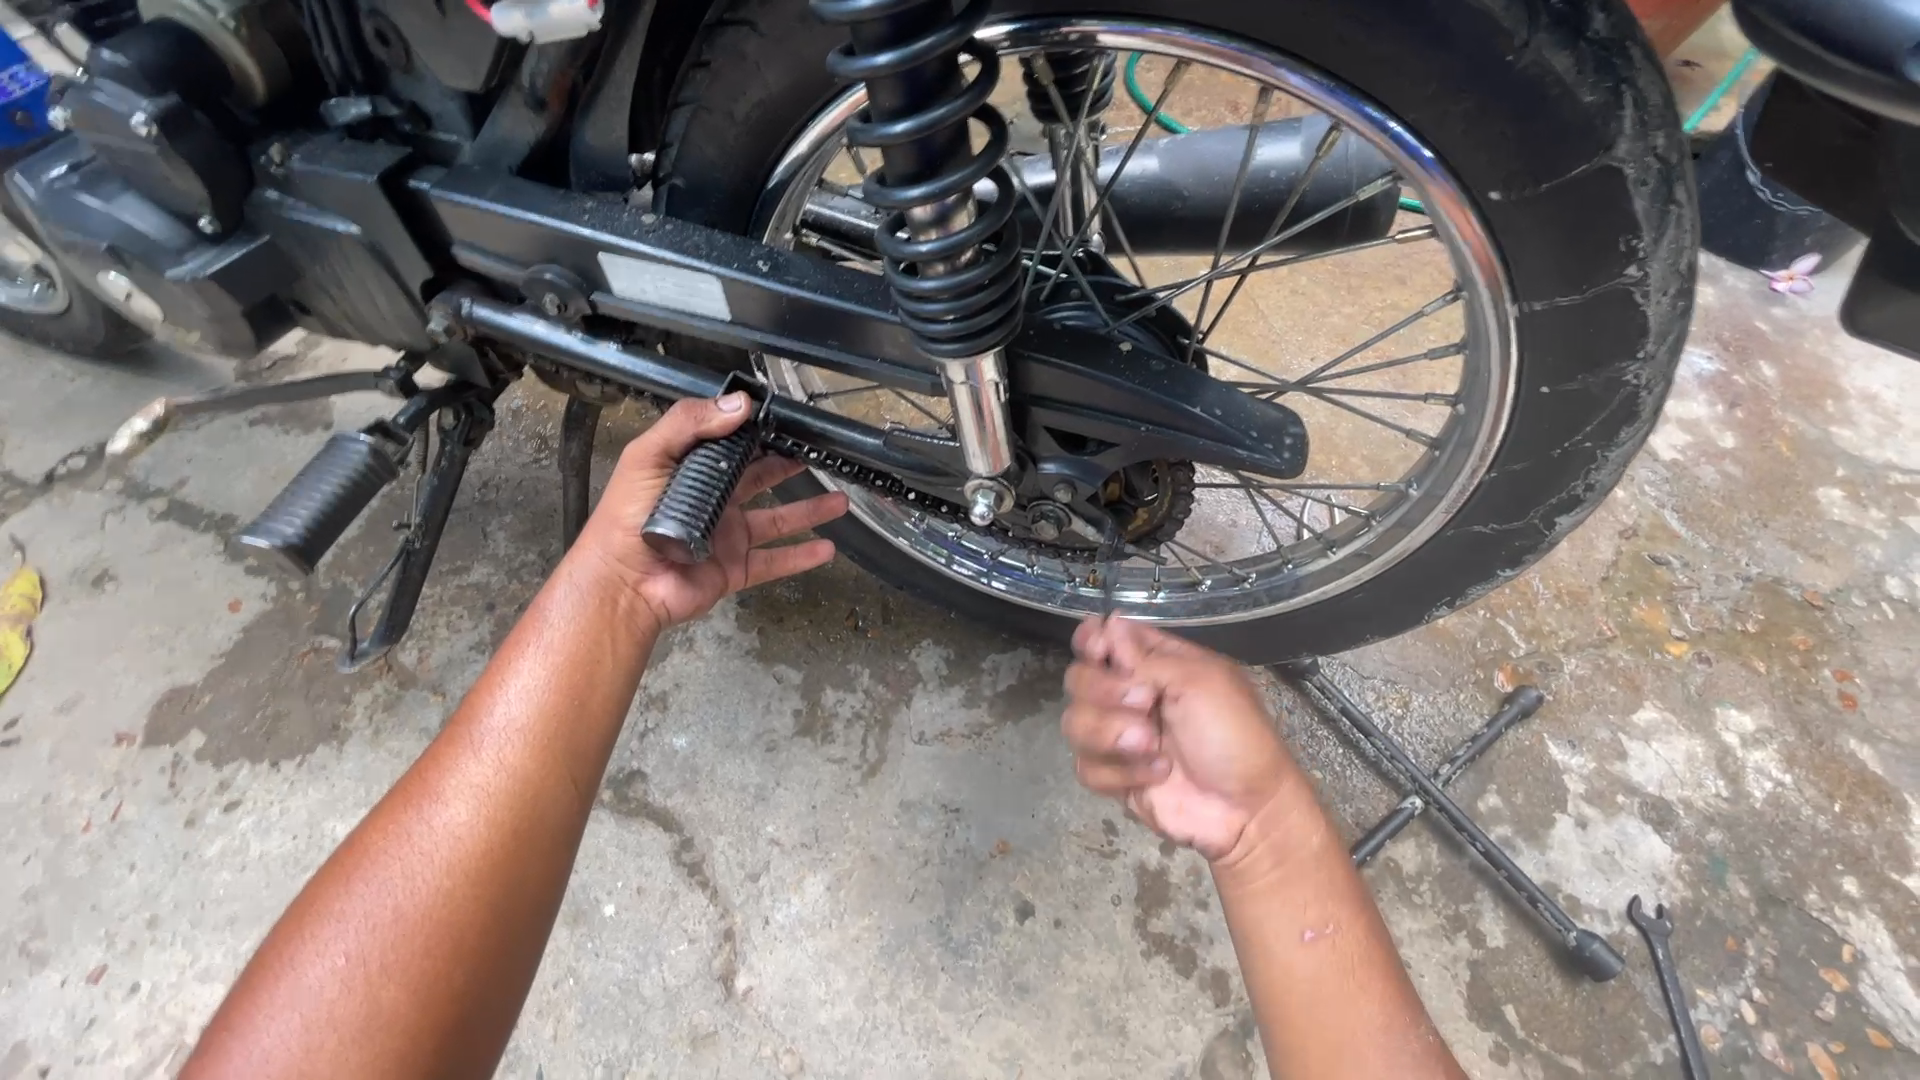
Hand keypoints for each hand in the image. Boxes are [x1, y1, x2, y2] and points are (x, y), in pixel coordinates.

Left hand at [572, 393, 848, 629]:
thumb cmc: (626, 519)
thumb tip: (740, 404)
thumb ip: (690, 424)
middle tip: (818, 454)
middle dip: (789, 466)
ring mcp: (727, 538)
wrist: (623, 583)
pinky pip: (776, 562)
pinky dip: (802, 557)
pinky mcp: (735, 569)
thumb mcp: (649, 457)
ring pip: (778, 521)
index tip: (788, 423)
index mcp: (692, 472)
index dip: (759, 434)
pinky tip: (828, 549)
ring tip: (841, 501)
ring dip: (810, 511)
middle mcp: (714, 502)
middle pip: (761, 480)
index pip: (732, 447)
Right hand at [1062, 617, 1301, 863]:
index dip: (1091, 639)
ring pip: (1074, 722)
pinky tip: (1157, 775)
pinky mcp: (1113, 776)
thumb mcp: (1200, 682)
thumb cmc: (1234, 735)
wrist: (1246, 811)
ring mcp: (1118, 737)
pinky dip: (1120, 772)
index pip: (1105, 638)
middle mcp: (1130, 695)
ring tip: (1152, 746)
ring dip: (1111, 734)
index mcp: (1155, 664)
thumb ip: (1147, 656)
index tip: (1097, 649)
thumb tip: (1109, 622)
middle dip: (1104, 690)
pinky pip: (1085, 766)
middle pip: (1079, 678)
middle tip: (1145, 703)